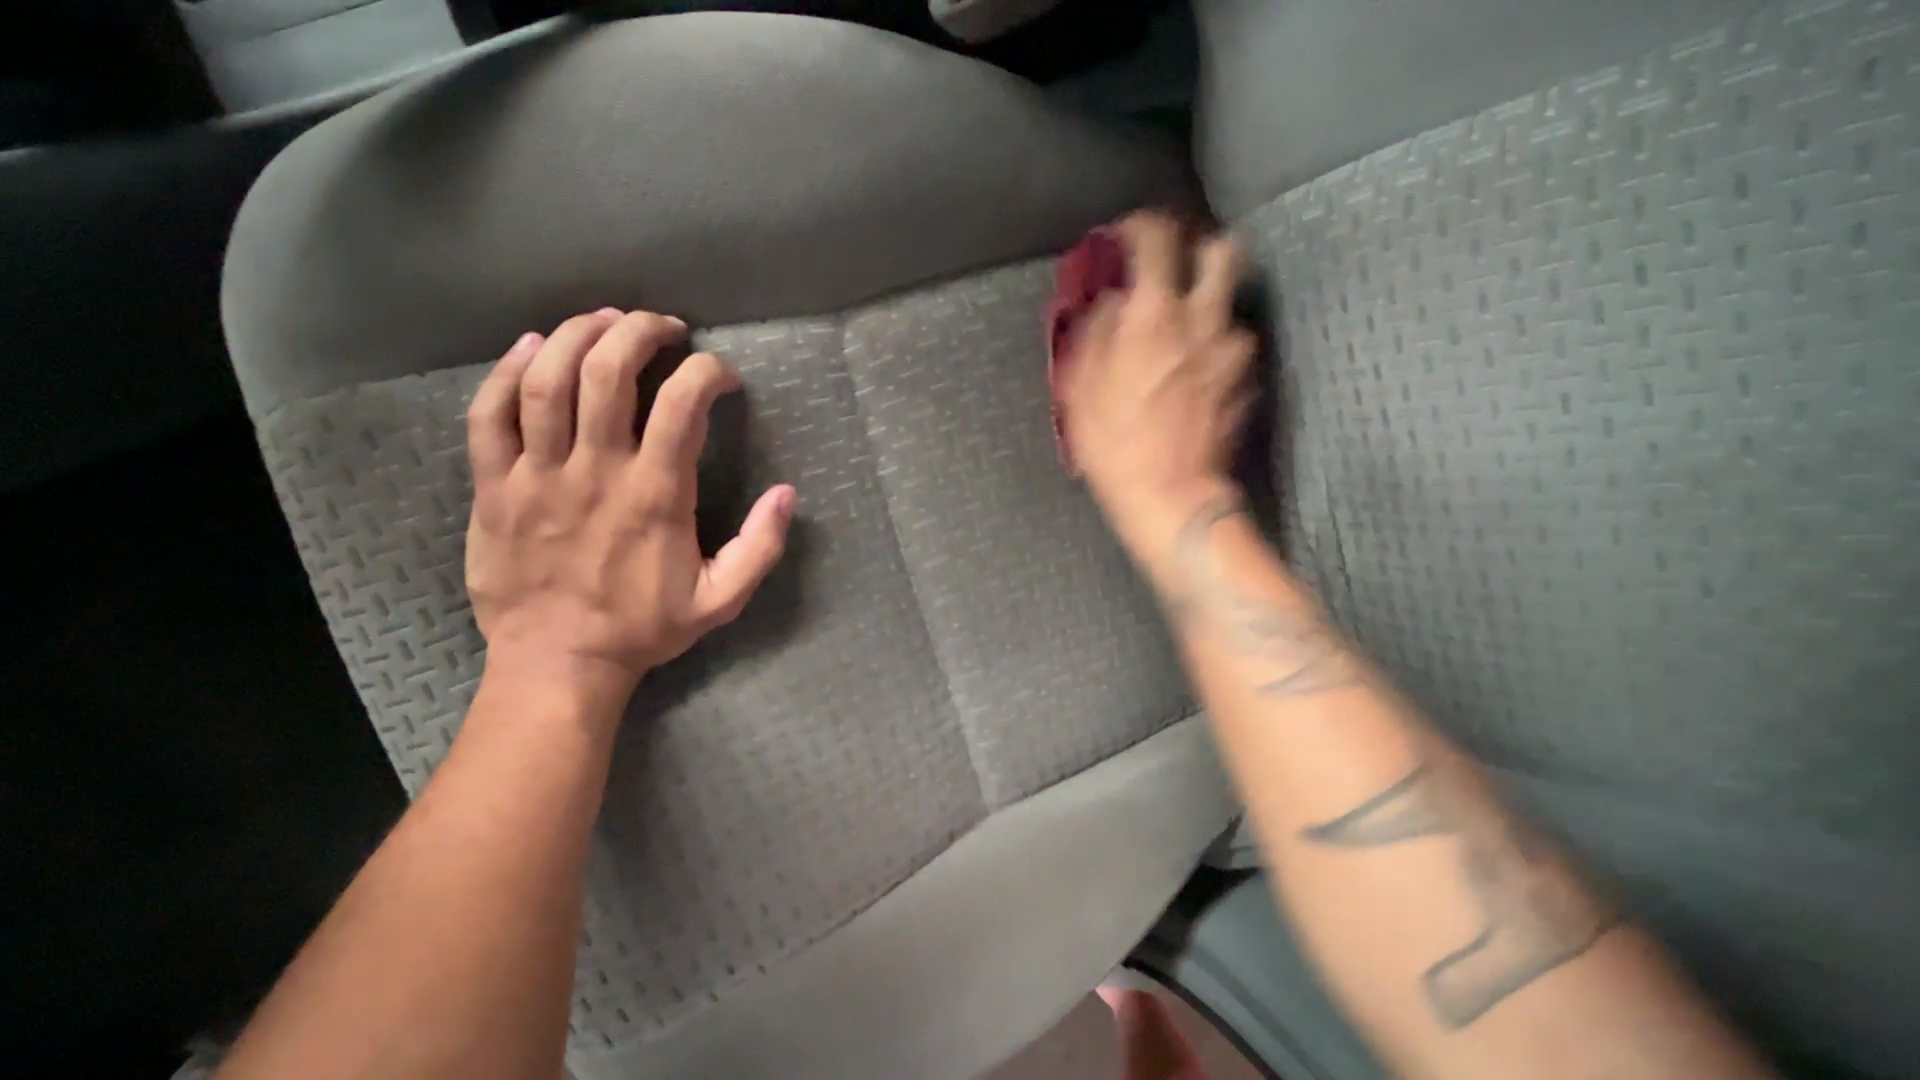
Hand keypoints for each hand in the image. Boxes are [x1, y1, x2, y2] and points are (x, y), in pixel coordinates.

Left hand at [465, 308, 795, 703]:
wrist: (557, 665)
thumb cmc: (642, 629)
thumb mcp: (721, 600)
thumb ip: (760, 547)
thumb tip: (788, 494)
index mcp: (655, 495)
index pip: (682, 404)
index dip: (707, 372)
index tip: (720, 377)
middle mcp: (595, 472)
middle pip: (608, 372)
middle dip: (638, 332)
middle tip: (662, 327)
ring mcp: (537, 476)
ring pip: (547, 381)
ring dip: (576, 336)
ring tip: (604, 321)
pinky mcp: (494, 487)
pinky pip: (488, 415)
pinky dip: (507, 372)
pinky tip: (531, 347)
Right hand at [1062, 212, 1254, 558]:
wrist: (1171, 496)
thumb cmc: (1115, 444)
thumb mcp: (1081, 387)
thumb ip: (1096, 330)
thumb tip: (1110, 303)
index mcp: (1154, 314)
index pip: (1156, 238)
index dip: (1140, 225)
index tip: (1127, 233)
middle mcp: (1202, 321)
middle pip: (1222, 252)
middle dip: (1200, 249)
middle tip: (1179, 267)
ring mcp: (1232, 352)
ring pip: (1228, 306)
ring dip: (1207, 310)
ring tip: (1184, 334)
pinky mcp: (1247, 383)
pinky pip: (1232, 350)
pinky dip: (1214, 352)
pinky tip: (1195, 375)